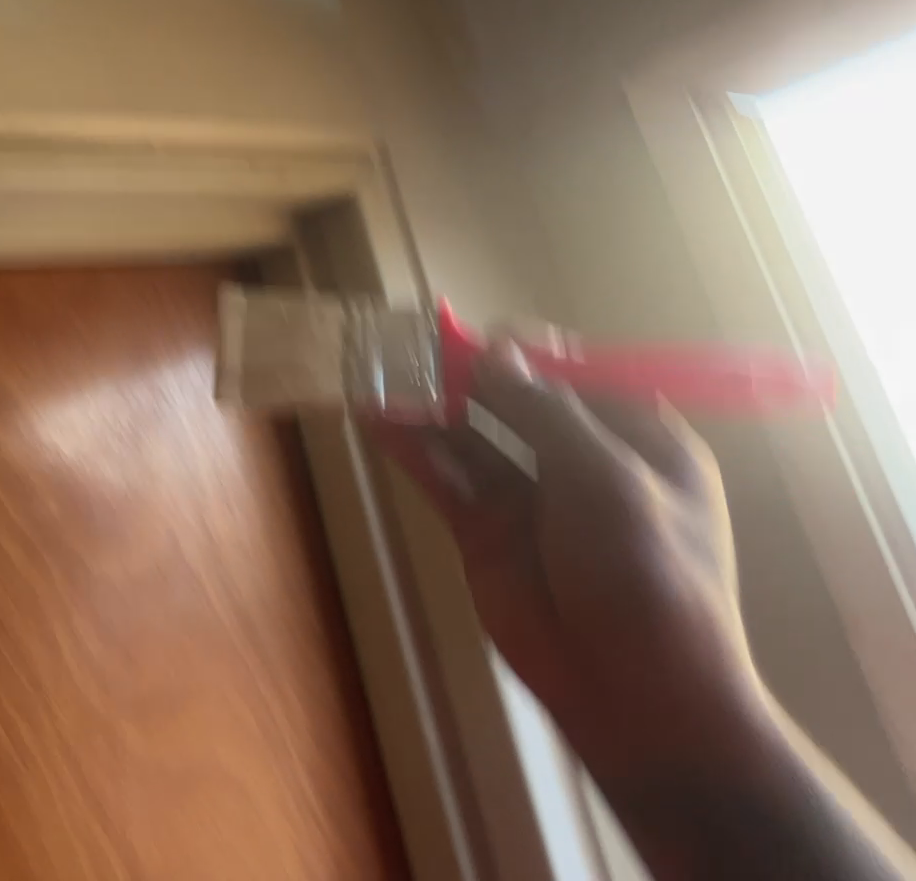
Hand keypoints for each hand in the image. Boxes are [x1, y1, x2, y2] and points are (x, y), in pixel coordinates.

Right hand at [367, 343, 762, 774]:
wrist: (628, 683)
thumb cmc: (644, 570)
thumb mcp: (606, 479)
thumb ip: (545, 412)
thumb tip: (494, 352)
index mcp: (637, 441)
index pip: (576, 375)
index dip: (525, 352)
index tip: (476, 338)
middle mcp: (579, 460)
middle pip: (512, 400)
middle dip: (466, 375)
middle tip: (411, 350)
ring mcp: (527, 494)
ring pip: (469, 435)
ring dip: (429, 407)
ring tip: (379, 376)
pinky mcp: (482, 525)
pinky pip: (443, 474)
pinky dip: (411, 447)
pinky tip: (377, 420)